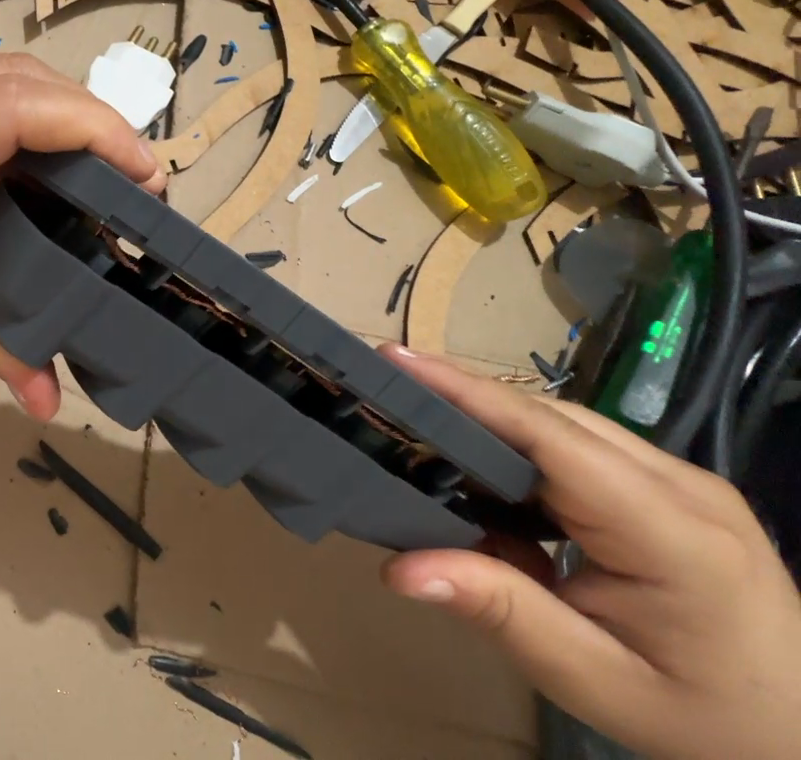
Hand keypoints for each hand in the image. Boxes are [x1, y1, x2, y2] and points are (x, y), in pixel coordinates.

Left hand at [0, 53, 162, 419]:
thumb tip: (48, 398)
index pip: (7, 109)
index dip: (89, 130)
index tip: (142, 178)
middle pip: (12, 77)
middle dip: (86, 118)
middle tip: (132, 181)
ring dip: (54, 111)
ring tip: (97, 171)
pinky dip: (16, 114)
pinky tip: (36, 161)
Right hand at [379, 346, 800, 759]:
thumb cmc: (704, 717)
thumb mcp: (595, 679)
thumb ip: (501, 613)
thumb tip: (400, 569)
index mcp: (673, 534)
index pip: (552, 437)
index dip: (467, 392)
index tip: (392, 360)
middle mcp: (682, 489)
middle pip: (550, 418)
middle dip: (458, 396)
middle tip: (374, 389)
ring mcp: (681, 485)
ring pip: (559, 426)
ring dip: (481, 422)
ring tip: (406, 423)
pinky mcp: (667, 493)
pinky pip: (573, 450)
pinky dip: (511, 452)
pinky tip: (472, 474)